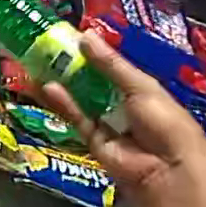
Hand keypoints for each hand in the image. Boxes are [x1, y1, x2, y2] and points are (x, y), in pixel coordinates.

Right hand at [41, 30, 205, 192]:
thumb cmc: (164, 121)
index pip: (111, 67)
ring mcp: (106, 122)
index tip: (69, 37)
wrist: (168, 171)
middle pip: (91, 81)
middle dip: (71, 66)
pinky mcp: (93, 140)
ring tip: (38, 64)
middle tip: (47, 48)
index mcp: (140, 88)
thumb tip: (84, 35)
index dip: (92, 53)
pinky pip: (76, 118)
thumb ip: (110, 64)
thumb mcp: (140, 86)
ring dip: (61, 82)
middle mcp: (122, 104)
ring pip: (79, 98)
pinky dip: (62, 103)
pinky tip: (47, 87)